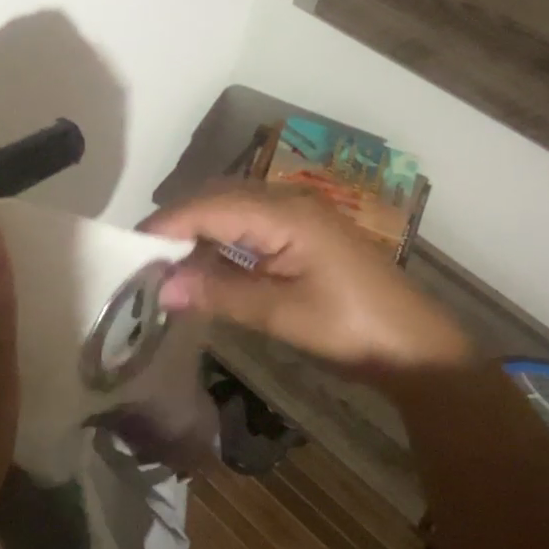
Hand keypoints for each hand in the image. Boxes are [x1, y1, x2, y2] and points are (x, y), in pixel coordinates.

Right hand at [141, 185, 471, 381]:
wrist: (420, 350)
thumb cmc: (353, 330)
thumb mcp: (283, 315)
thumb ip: (220, 293)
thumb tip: (161, 287)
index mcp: (284, 213)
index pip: (208, 206)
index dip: (167, 225)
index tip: (128, 250)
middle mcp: (288, 202)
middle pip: (216, 198)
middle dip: (177, 224)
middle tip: (143, 260)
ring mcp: (298, 215)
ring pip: (231, 208)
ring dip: (198, 231)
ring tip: (167, 265)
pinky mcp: (303, 233)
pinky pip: (249, 223)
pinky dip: (221, 240)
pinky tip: (208, 267)